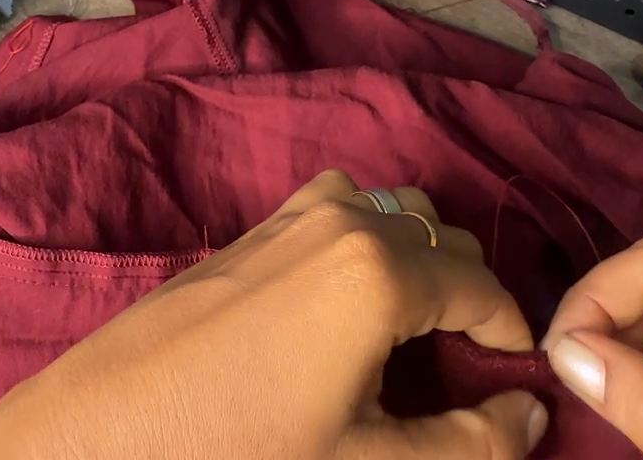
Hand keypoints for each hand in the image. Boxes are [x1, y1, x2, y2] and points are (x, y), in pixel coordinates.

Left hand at [0, 170, 549, 458]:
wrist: (107, 431)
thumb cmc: (245, 450)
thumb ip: (470, 442)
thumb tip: (535, 411)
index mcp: (379, 266)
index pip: (482, 285)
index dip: (513, 336)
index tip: (520, 382)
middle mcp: (343, 216)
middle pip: (442, 235)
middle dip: (468, 293)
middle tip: (463, 368)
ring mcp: (295, 209)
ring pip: (393, 211)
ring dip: (419, 256)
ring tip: (412, 331)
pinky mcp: (260, 221)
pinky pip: (341, 207)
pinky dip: (370, 239)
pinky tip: (349, 299)